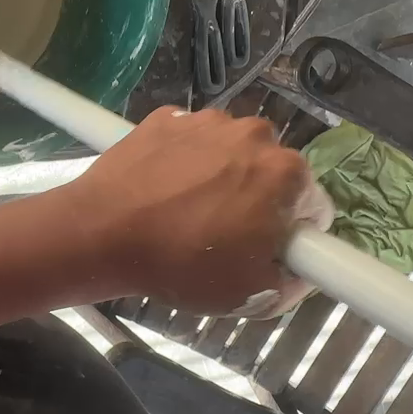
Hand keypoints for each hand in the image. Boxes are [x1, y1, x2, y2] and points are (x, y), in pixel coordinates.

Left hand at [59, 108, 316, 316]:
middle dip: (256, 198)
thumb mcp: (251, 295)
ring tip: (185, 210)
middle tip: (223, 233)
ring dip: (218, 173)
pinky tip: (161, 187)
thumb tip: (297, 270)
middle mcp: (252, 134)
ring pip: (228, 151)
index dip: (292, 232)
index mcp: (285, 173)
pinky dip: (181, 158)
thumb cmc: (181, 264)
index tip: (265, 247)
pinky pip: (188, 141)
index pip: (311, 204)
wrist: (101, 231)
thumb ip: (292, 282)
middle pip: (269, 171)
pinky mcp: (164, 118)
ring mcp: (204, 121)